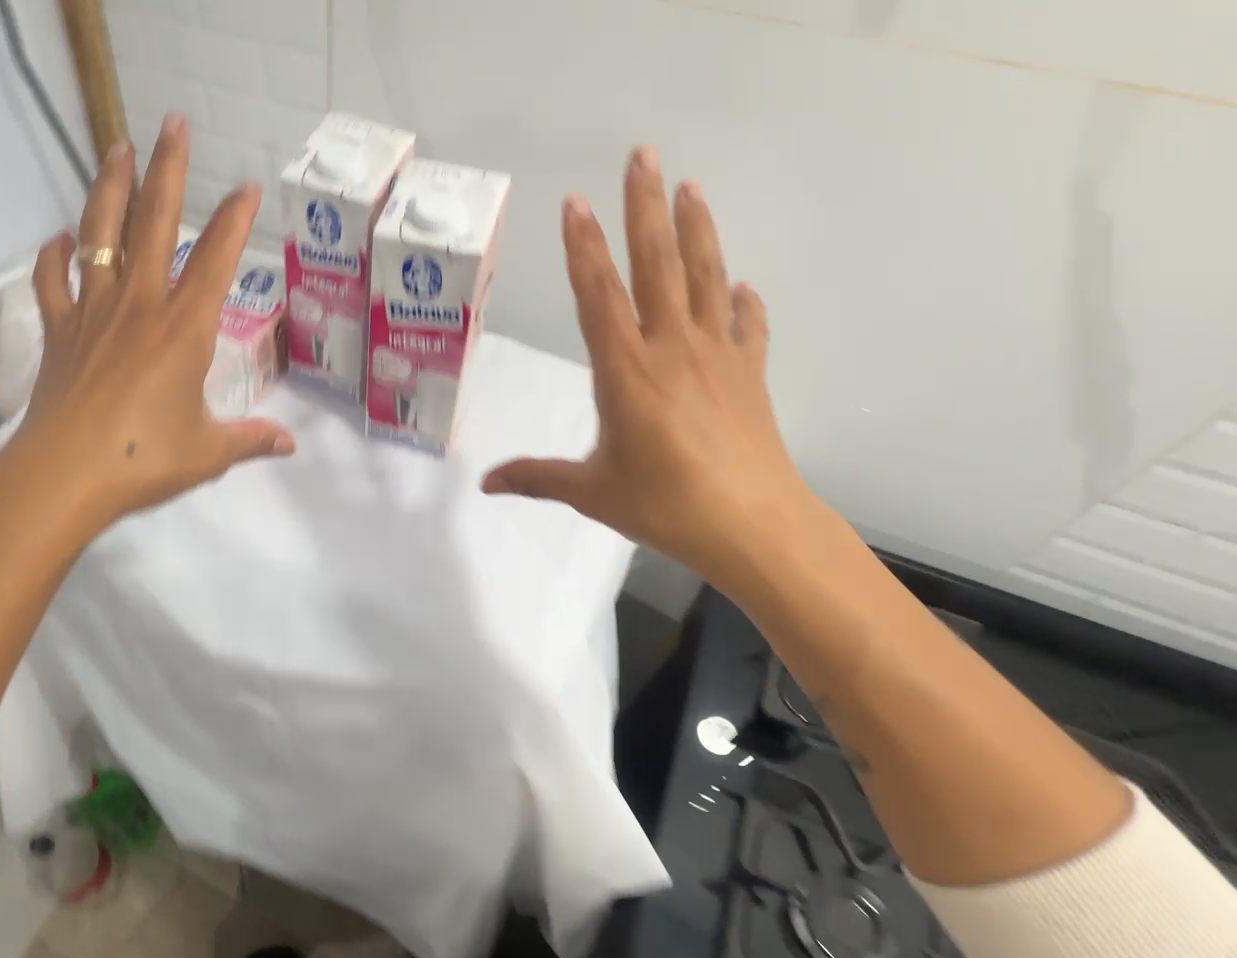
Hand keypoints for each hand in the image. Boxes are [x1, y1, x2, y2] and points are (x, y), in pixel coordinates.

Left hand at [6, 114, 294, 531]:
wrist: (65, 474)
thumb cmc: (145, 460)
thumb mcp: (209, 452)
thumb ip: (250, 440)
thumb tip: (289, 444)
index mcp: (186, 328)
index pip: (217, 259)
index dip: (235, 219)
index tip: (246, 186)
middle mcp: (140, 305)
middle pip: (155, 222)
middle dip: (168, 169)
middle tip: (173, 123)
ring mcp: (94, 312)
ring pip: (101, 234)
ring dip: (110, 187)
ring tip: (117, 147)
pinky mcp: (58, 331)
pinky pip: (53, 281)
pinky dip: (56, 256)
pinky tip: (61, 239)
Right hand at [482, 147, 811, 582]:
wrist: (751, 523)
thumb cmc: (663, 505)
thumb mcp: (591, 492)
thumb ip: (537, 478)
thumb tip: (484, 483)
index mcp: (625, 371)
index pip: (599, 295)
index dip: (585, 247)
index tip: (576, 202)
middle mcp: (671, 348)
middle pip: (657, 264)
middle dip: (646, 207)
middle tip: (644, 155)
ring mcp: (716, 355)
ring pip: (706, 278)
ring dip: (696, 230)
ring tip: (691, 187)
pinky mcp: (748, 373)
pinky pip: (746, 326)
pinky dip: (743, 302)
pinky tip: (741, 286)